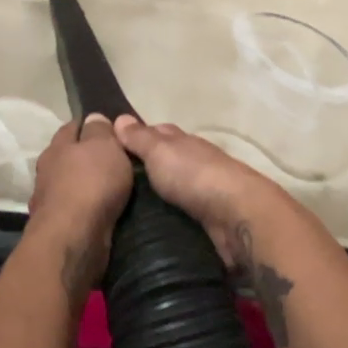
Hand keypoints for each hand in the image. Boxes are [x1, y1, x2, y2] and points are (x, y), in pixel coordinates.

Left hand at [30, 114, 133, 289]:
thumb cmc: (91, 184)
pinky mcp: (59, 227)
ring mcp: (50, 201)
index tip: (112, 128)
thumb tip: (93, 117)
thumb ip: (100, 130)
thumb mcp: (104, 146)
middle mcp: (48, 171)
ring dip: (90, 186)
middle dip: (91, 157)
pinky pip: (78, 211)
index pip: (73, 127)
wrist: (73, 239)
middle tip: (120, 160)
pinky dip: (90, 209)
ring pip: (74, 185)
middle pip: (71, 157)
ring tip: (117, 188)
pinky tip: (107, 211)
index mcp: (57, 147)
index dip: (92, 124)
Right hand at [111, 114, 286, 266]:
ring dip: (156, 198)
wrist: (236, 215)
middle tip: (111, 188)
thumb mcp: (161, 152)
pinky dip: (168, 218)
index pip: (159, 134)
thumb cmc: (195, 175)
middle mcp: (196, 164)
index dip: (138, 138)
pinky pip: (182, 216)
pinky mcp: (208, 221)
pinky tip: (149, 229)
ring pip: (174, 191)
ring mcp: (204, 193)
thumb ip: (141, 138)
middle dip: (145, 172)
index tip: (113, 150)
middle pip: (167, 164)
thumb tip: (119, 117)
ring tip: (122, 215)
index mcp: (185, 144)